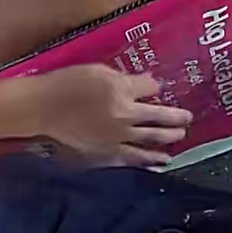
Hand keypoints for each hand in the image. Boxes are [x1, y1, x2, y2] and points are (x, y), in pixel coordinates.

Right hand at [29, 65, 192, 165]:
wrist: (43, 108)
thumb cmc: (67, 83)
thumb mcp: (97, 70)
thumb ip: (123, 78)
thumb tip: (145, 83)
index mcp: (122, 92)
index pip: (150, 88)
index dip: (155, 86)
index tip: (158, 87)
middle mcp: (125, 116)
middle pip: (158, 118)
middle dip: (176, 118)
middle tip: (188, 118)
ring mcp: (117, 137)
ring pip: (150, 140)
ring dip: (168, 139)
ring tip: (181, 137)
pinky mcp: (107, 152)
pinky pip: (133, 158)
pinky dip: (148, 160)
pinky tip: (160, 162)